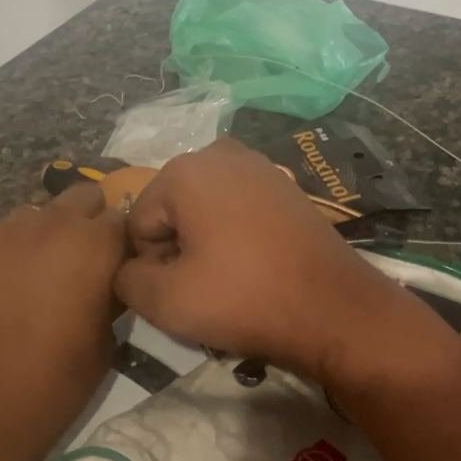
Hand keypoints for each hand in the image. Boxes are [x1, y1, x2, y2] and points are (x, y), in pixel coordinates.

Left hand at [0, 181, 126, 460]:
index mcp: (94, 244)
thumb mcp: (106, 344)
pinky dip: (5, 256)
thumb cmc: (51, 387)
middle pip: (81, 197)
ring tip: (35, 279)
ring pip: (36, 215)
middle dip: (87, 223)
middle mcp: (50, 224)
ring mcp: (0, 232)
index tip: (118, 267)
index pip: (123, 217)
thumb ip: (113, 296)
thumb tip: (108, 280)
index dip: (122, 242)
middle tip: (81, 265)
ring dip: (44, 236)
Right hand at [116, 139, 412, 382]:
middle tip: (208, 286)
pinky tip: (256, 266)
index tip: (185, 289)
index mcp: (185, 170)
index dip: (152, 264)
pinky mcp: (284, 185)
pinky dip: (236, 236)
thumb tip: (130, 269)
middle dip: (179, 249)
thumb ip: (125, 279)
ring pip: (204, 211)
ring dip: (207, 244)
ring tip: (233, 279)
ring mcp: (258, 165)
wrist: (334, 308)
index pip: (138, 224)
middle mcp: (220, 153)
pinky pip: (238, 209)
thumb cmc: (244, 298)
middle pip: (171, 211)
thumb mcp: (166, 301)